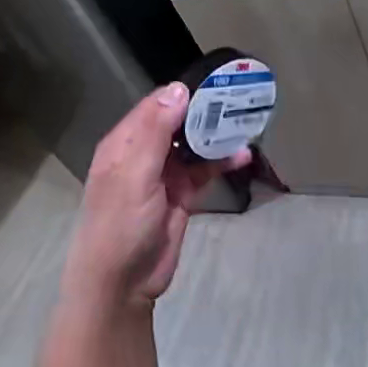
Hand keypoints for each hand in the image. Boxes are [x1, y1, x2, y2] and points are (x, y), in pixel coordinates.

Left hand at [62, 82, 251, 307]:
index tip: (217, 80)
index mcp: (125, 143)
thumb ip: (155, 131)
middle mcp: (144, 154)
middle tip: (240, 98)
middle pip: (178, 123)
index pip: (156, 106)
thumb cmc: (120, 225)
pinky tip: (243, 156)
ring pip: (193, 146)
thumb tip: (178, 88)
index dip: (184, 93)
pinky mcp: (181, 195)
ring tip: (247, 123)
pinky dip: (222, 162)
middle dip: (205, 112)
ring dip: (217, 136)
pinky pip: (204, 171)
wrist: (121, 285)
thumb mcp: (134, 174)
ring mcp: (164, 175)